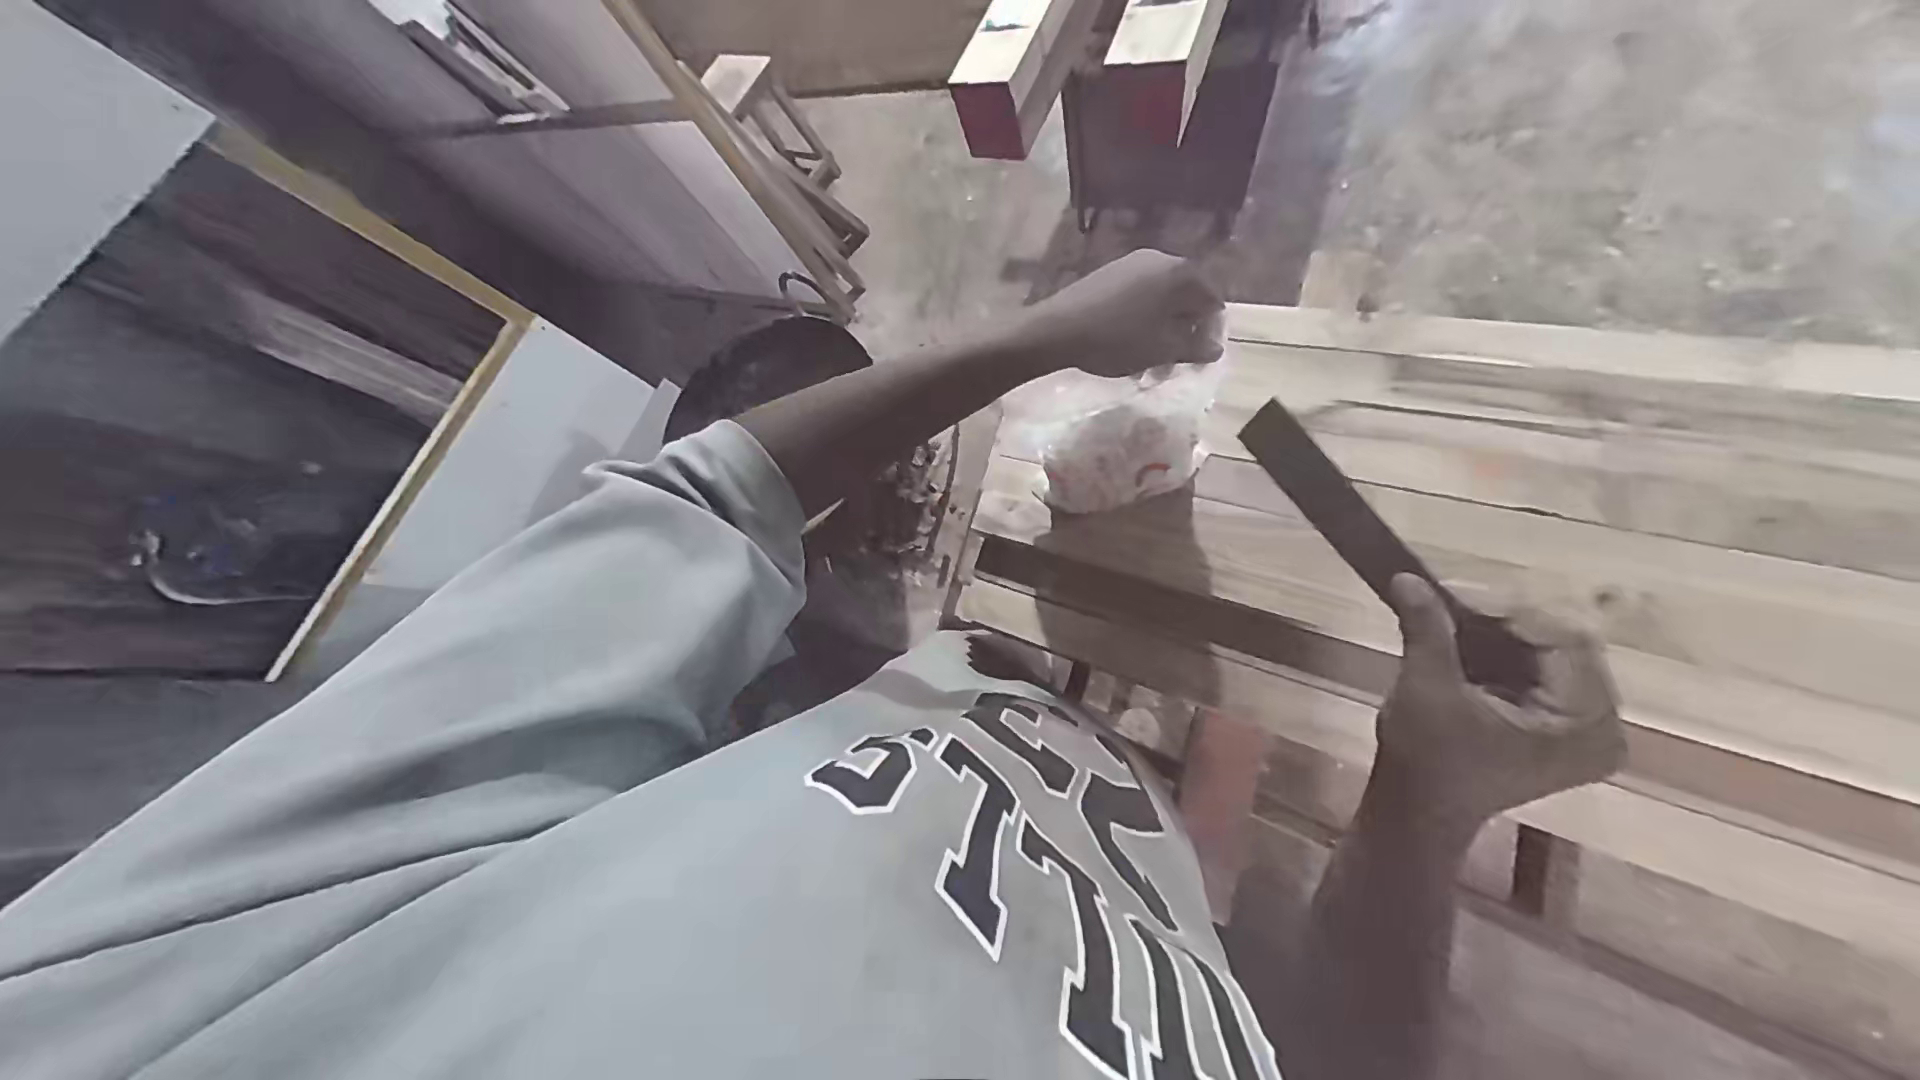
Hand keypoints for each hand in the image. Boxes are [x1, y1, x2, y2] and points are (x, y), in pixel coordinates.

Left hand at [1005, 250, 1223, 377]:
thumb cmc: (1118, 340)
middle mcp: (1159, 258)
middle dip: (1182, 332)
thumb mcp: (1162, 350)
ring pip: (1158, 300)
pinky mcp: (1107, 275)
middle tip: (1171, 363)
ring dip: (1159, 330)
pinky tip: (1126, 344)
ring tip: (1147, 360)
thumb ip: (1194, 348)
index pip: (1212, 300)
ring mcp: (1130, 264)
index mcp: (1181, 272)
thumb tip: (1215, 347)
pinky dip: (1139, 320)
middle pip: (1184, 298)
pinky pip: (1136, 298)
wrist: (1058, 329)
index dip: (1209, 332)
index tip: (1196, 359)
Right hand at [1374, 575, 1626, 832]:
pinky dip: (1493, 652)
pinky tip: (1456, 641)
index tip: (1450, 592)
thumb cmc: (1425, 757)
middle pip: (1558, 645)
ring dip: (1492, 633)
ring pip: (1541, 655)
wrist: (1414, 810)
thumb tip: (1408, 577)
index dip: (1508, 609)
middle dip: (1498, 620)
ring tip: (1444, 616)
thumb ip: (1427, 630)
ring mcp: (1576, 728)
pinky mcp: (1549, 727)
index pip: (1565, 640)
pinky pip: (1530, 673)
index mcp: (1586, 723)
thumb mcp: (1425, 688)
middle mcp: (1599, 724)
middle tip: (1444, 600)